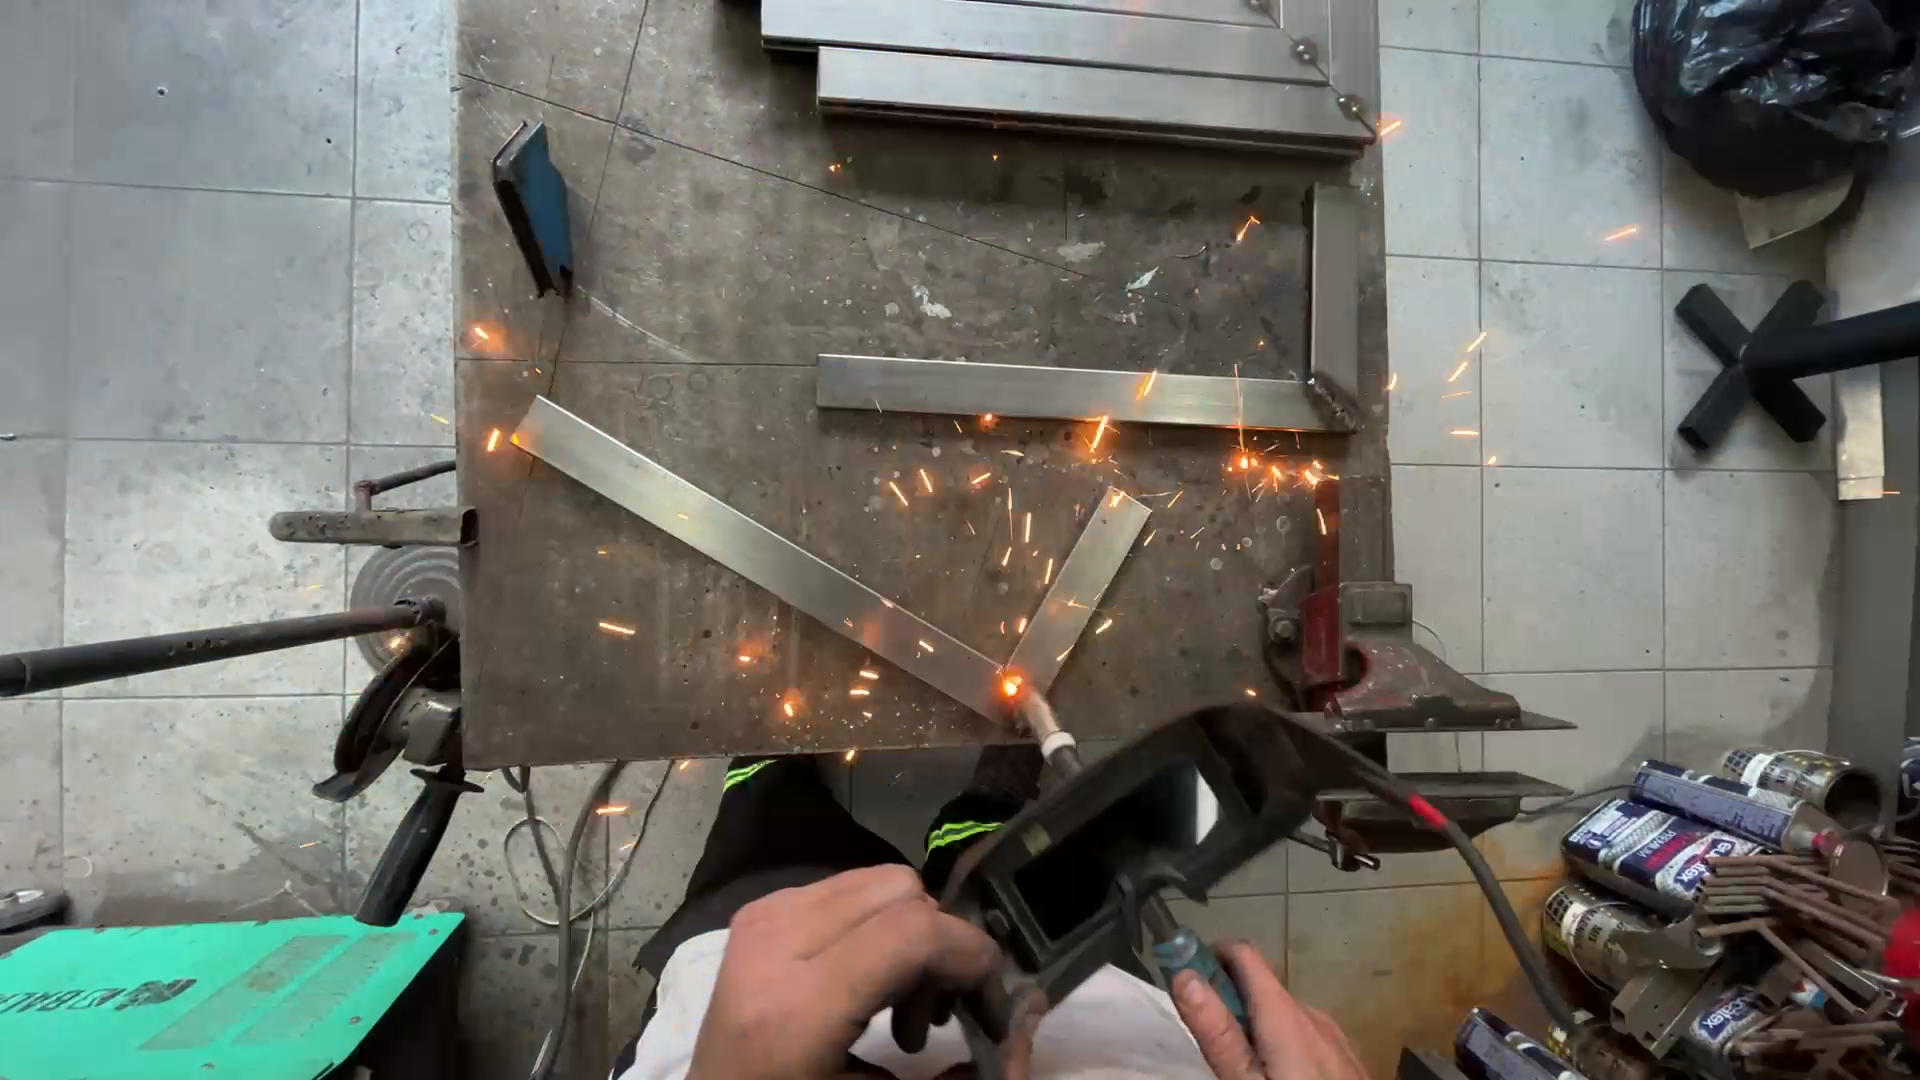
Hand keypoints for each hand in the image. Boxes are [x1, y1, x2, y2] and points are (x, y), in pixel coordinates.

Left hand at [686, 865, 1010, 1079]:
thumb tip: (1027, 1022)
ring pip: (881, 880)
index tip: (989, 998)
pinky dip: (879, 924)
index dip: (968, 952)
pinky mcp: (761, 908)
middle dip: (941, 945)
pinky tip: (865, 980)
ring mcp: (763, 916)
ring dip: (912, 931)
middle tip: (936, 1016)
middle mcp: (774, 942)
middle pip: (902, 892)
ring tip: (898, 1005)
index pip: (911, 931)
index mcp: (796, 1009)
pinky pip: (850, 886)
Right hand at [1171, 941, 1368, 1079]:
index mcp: (1286, 1014)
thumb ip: (1218, 1034)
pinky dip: (1283, 1048)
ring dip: (1256, 1030)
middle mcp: (1312, 1015)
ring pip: (1281, 1016)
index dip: (1210, 958)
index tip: (1190, 988)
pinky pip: (1305, 1039)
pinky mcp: (1349, 1064)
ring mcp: (1335, 1040)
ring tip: (1248, 1076)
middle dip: (1230, 1006)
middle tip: (1215, 1052)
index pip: (1243, 952)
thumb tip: (1184, 975)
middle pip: (1259, 987)